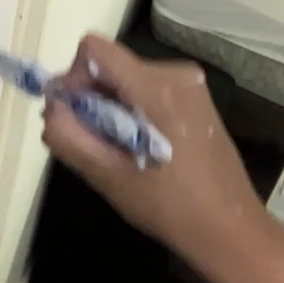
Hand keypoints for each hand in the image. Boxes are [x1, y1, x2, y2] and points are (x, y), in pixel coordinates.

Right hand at [43, 36, 269, 266]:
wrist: (232, 232)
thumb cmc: (170, 208)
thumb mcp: (108, 177)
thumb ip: (69, 137)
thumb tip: (51, 107)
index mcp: (156, 87)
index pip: (95, 49)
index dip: (74, 76)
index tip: (74, 114)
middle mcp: (176, 73)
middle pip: (111, 65)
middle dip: (92, 97)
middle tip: (93, 141)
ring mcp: (190, 84)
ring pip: (127, 78)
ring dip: (111, 107)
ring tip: (118, 150)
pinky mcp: (196, 98)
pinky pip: (146, 88)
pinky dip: (132, 110)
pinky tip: (140, 147)